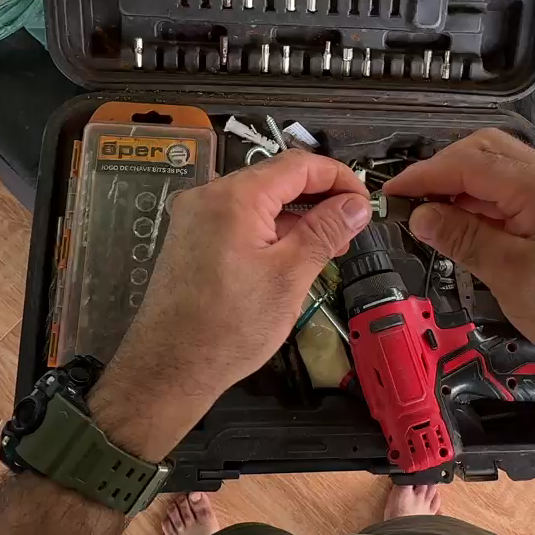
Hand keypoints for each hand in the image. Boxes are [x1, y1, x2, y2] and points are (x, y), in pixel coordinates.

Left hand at [91, 150, 371, 457]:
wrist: (169, 369)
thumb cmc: (231, 325)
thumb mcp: (289, 275)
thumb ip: (325, 231)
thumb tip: (357, 205)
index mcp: (235, 196)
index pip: (299, 165)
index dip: (339, 178)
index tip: (365, 204)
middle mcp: (210, 195)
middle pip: (278, 179)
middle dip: (320, 198)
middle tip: (353, 229)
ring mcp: (197, 216)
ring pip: (260, 200)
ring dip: (298, 216)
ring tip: (331, 246)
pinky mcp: (192, 238)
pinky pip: (240, 219)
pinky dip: (272, 230)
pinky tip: (294, 254)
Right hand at [382, 129, 534, 369]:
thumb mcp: (511, 275)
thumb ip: (464, 238)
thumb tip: (420, 215)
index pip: (468, 164)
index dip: (425, 174)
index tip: (391, 191)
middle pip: (485, 150)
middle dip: (443, 168)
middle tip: (412, 198)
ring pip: (499, 165)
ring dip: (462, 181)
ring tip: (433, 212)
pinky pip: (513, 187)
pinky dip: (482, 196)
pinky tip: (467, 222)